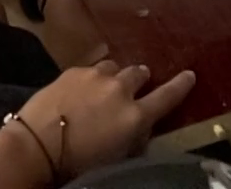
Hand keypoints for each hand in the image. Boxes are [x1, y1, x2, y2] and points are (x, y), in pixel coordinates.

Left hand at [11, 61, 196, 177]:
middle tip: (139, 84)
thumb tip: (139, 127)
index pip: (166, 98)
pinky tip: (84, 88)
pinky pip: (92, 68)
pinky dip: (94, 77)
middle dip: (140, 79)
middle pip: (138, 74)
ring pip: (114, 67)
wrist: (40, 142)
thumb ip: (133, 136)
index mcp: (135, 116)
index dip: (180, 86)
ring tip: (108, 86)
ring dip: (116, 75)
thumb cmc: (81, 161)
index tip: (190, 74)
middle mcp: (120, 90)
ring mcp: (96, 75)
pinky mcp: (75, 69)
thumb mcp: (118, 156)